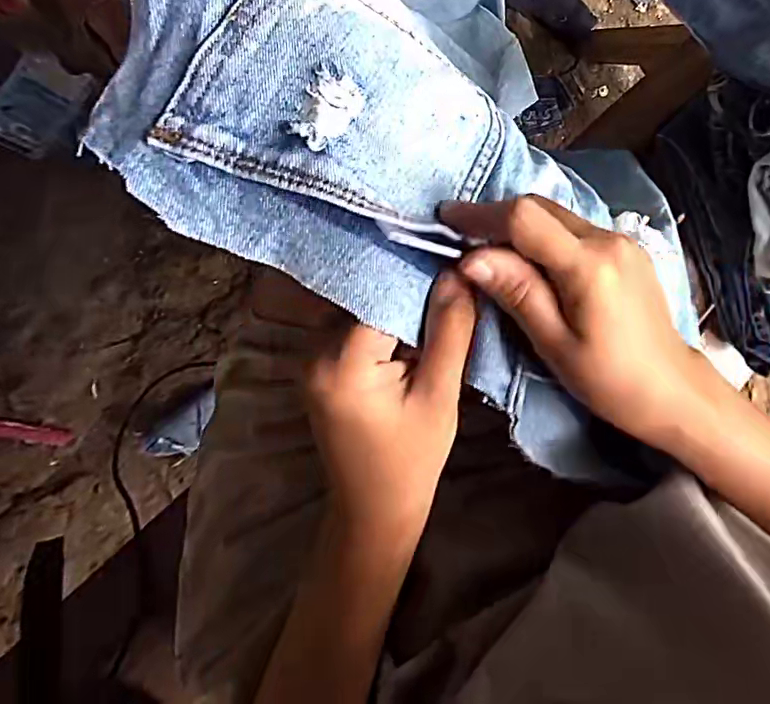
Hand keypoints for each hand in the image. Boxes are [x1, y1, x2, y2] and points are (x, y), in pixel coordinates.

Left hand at [297, 271, 475, 542]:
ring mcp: (312, 357)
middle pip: (370, 294)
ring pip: (365, 304)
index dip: (420, 274)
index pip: (382, 292)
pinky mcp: (321, 362)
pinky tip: (418, 319)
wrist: (373, 510)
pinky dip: (388, 316)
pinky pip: (358, 321)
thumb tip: (458, 272)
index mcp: (341, 362)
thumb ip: (449, 331)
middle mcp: (314, 352)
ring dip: (400, 299)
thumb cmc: (412, 459)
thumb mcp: (440, 395)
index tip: (454, 258)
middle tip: (453, 270)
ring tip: (442, 290)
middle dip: (411, 283)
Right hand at [439, 196, 723, 451]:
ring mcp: (622, 241)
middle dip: (497, 216)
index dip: (481, 214)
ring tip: (487, 246)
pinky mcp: (628, 249)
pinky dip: (546, 234)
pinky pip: (577, 229)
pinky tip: (529, 257)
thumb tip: (470, 258)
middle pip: (541, 208)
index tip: (447, 218)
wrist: (672, 387)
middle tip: (460, 234)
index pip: (525, 219)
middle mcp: (608, 239)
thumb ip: (517, 293)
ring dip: (521, 225)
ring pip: (559, 216)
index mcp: (589, 265)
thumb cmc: (611, 380)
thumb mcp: (555, 344)